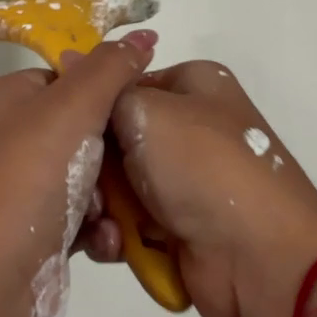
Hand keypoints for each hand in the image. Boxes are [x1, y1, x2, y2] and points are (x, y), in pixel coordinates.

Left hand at [0, 30, 157, 316]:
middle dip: (117, 155)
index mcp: (9, 99)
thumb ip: (112, 69)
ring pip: (95, 178)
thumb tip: (144, 34)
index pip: (72, 78)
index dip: (111, 91)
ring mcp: (26, 189)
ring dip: (113, 198)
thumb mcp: (73, 109)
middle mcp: (13, 139)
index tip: (145, 110)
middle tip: (134, 169)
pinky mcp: (40, 231)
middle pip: (89, 130)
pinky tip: (105, 243)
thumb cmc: (28, 180)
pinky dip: (101, 229)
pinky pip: (87, 217)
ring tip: (112, 215)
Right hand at [84, 61, 316, 316]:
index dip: (89, 104)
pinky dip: (117, 236)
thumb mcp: (148, 111)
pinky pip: (127, 225)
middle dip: (91, 166)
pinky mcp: (175, 228)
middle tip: (80, 183)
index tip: (58, 126)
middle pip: (113, 139)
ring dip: (101, 206)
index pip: (123, 85)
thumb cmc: (203, 167)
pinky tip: (116, 245)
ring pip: (114, 187)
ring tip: (100, 220)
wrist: (257, 256)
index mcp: (193, 87)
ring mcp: (183, 182)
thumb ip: (105, 91)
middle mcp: (188, 129)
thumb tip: (69, 60)